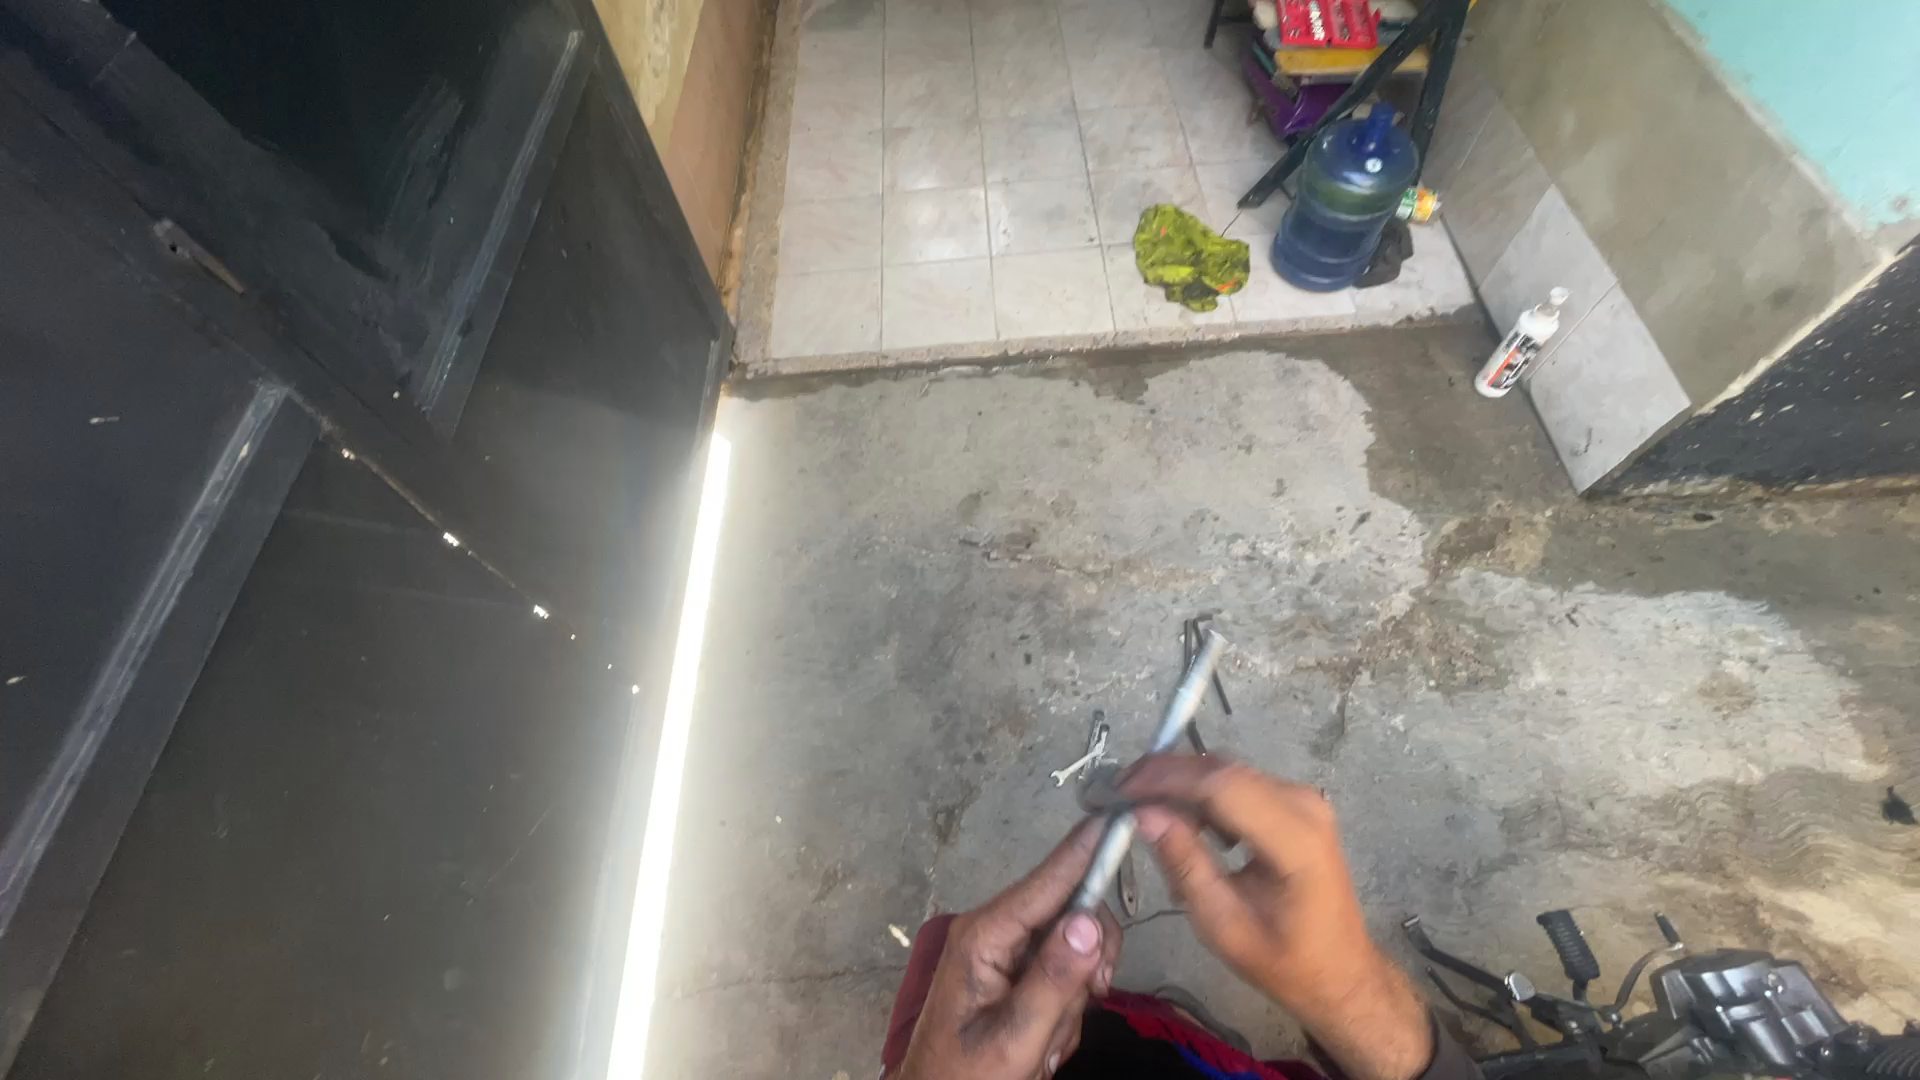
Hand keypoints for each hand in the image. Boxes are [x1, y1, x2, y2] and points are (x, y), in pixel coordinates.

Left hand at [896, 823, 1123, 1079]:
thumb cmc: (965, 1077)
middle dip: (1086, 958)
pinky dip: (1066, 1006)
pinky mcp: (1014, 969)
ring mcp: (1004, 949)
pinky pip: (1063, 970)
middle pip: (1067, 911)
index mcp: (984, 934)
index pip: (1045, 882)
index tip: (1116, 817)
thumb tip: (1088, 919)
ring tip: (1049, 1040)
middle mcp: (994, 929)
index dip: (1082, 851)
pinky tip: (1045, 1039)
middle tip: (1095, 993)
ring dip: (1074, 994)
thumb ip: (1054, 981)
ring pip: (1072, 945)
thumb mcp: (1013, 1040)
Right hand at [1122, 756, 1432, 1079]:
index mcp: (1295, 840)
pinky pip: (1235, 780)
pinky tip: (1188, 826)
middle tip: (1121, 797)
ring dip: (1180, 787)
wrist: (1341, 973)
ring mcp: (1301, 796)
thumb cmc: (1284, 961)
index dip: (1166, 778)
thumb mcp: (1223, 925)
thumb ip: (1185, 864)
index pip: (1221, 785)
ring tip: (1151, 819)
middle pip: (1219, 770)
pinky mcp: (1292, 798)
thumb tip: (1143, 813)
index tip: (1121, 790)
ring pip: (1223, 770)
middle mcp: (1302, 803)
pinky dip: (1201, 794)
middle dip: (1164, 777)